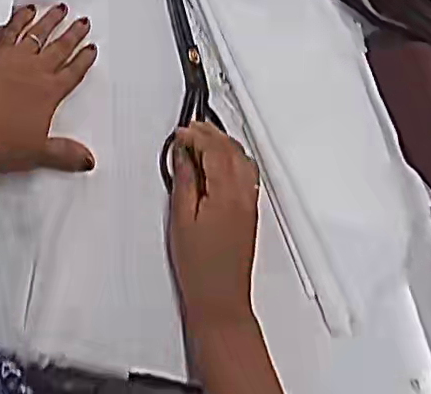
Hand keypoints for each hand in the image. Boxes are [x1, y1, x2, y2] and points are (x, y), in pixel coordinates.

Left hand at [0, 5, 98, 174]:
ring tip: (60, 9)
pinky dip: (20, 17)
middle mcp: (36, 70)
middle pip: (61, 47)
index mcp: (50, 92)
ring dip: (51, 20)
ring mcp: (15, 58)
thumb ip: (65, 154)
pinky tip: (26, 10)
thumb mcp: (37, 153)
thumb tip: (87, 160)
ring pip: (39, 33)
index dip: (84, 59)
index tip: (90, 49)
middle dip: (74, 33)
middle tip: (83, 22)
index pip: (73, 71)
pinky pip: (12, 28)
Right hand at [168, 123, 259, 328]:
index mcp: (227, 192)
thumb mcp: (181, 218)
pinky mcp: (250, 210)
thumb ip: (184, 180)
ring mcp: (249, 202)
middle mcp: (244, 194)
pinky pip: (246, 171)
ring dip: (222, 143)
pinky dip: (232, 157)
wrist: (220, 301)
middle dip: (210, 134)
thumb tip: (182, 153)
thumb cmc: (200, 269)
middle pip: (231, 149)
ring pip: (241, 158)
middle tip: (189, 130)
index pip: (214, 149)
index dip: (196, 135)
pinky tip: (218, 160)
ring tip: (201, 139)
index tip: (180, 133)